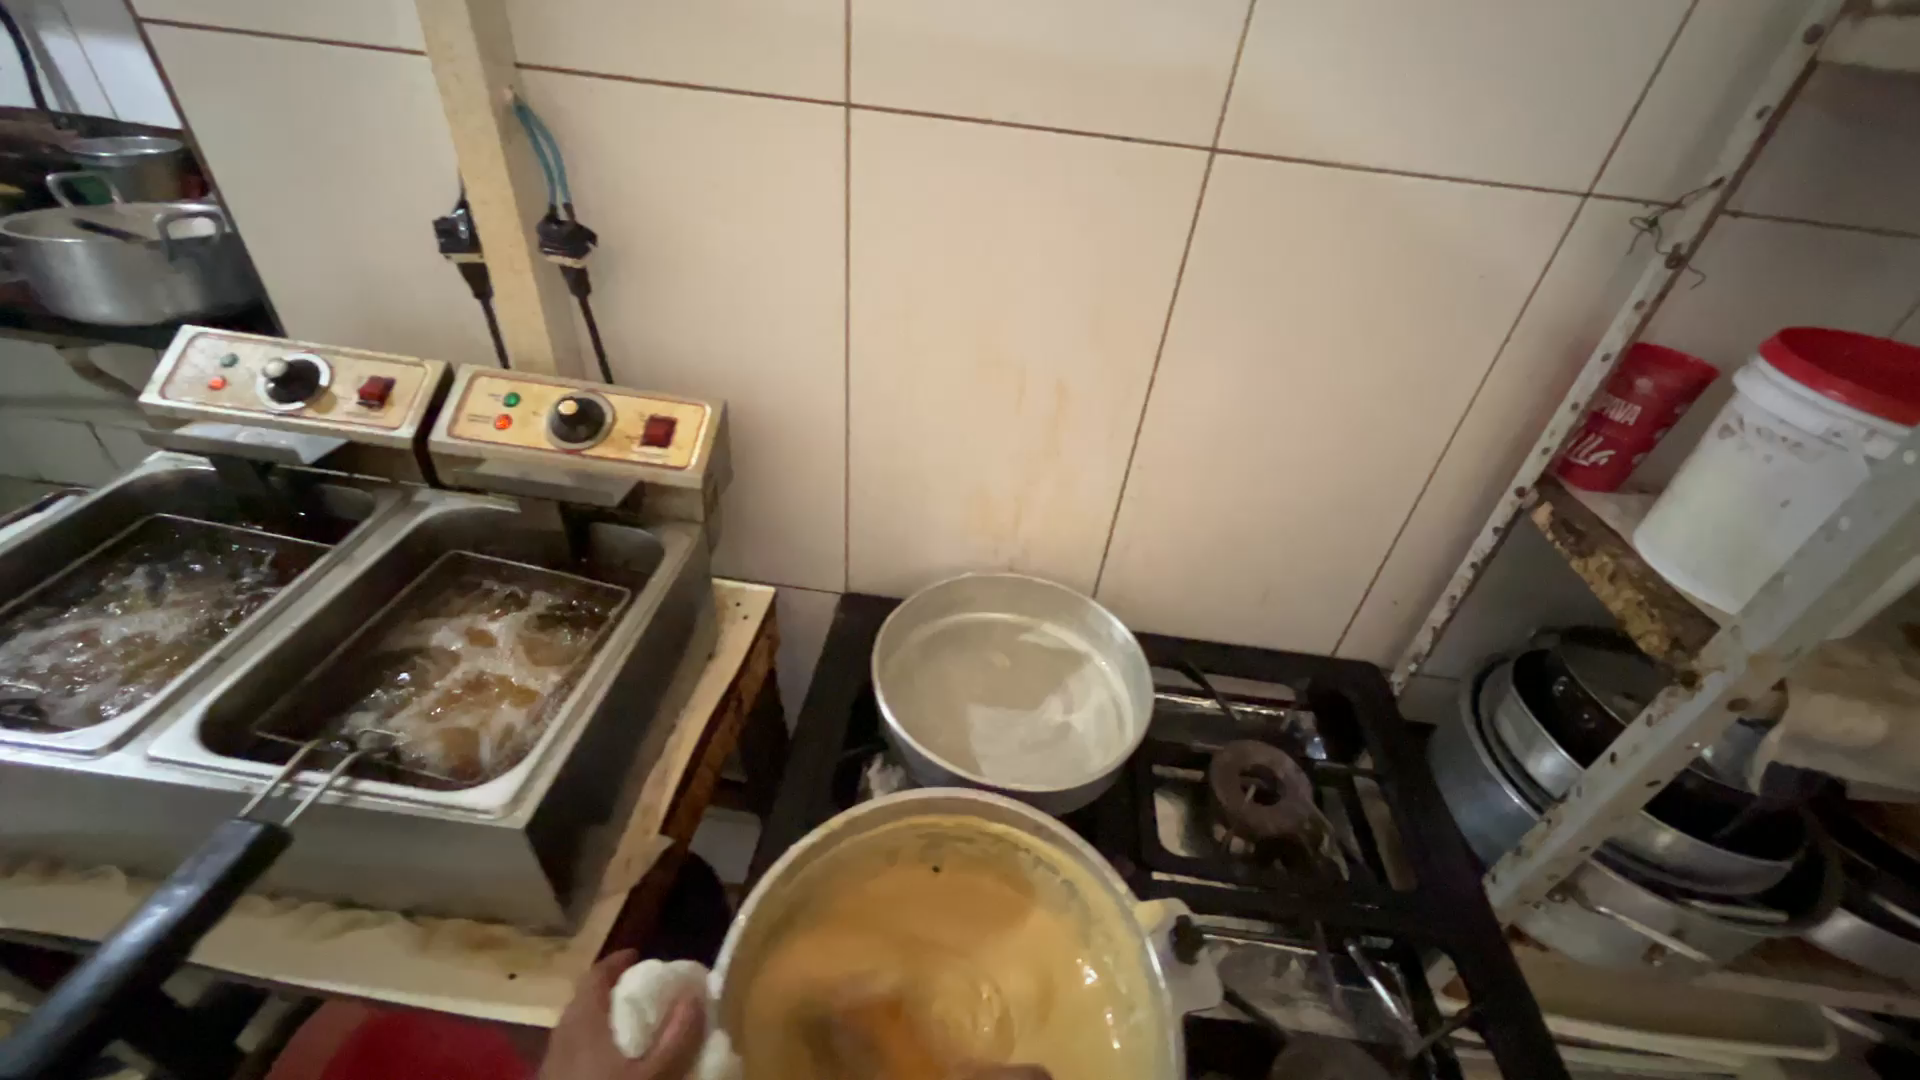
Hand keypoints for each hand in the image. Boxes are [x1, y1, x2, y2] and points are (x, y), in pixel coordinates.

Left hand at [539, 950, 706, 1079]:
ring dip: (600, 1023)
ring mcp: (549, 1071)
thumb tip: (694, 994)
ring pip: (574, 1032)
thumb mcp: (654, 1078)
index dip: (616, 962)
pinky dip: (590, 1051)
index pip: (594, 978)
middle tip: (642, 994)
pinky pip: (569, 1058)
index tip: (639, 956)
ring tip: (630, 1033)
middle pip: (582, 1003)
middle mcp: (560, 1041)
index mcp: (583, 1025)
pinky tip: (609, 1070)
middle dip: (610, 993)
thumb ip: (678, 1036)